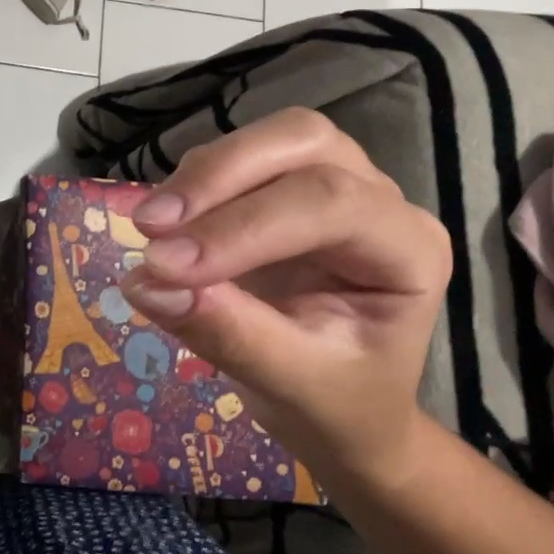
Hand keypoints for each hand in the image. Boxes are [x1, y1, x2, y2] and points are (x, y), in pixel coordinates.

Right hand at [116, 108, 451, 484]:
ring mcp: (328, 183)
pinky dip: (188, 186)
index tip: (163, 265)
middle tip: (151, 224)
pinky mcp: (275, 188)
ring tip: (148, 228)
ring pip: (264, 141)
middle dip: (221, 174)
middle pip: (302, 141)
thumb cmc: (335, 402)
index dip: (242, 227)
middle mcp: (377, 200)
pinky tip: (161, 227)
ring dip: (199, 177)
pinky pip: (229, 161)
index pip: (329, 205)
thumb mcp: (290, 383)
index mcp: (408, 250)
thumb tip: (146, 285)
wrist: (338, 412)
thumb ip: (229, 332)